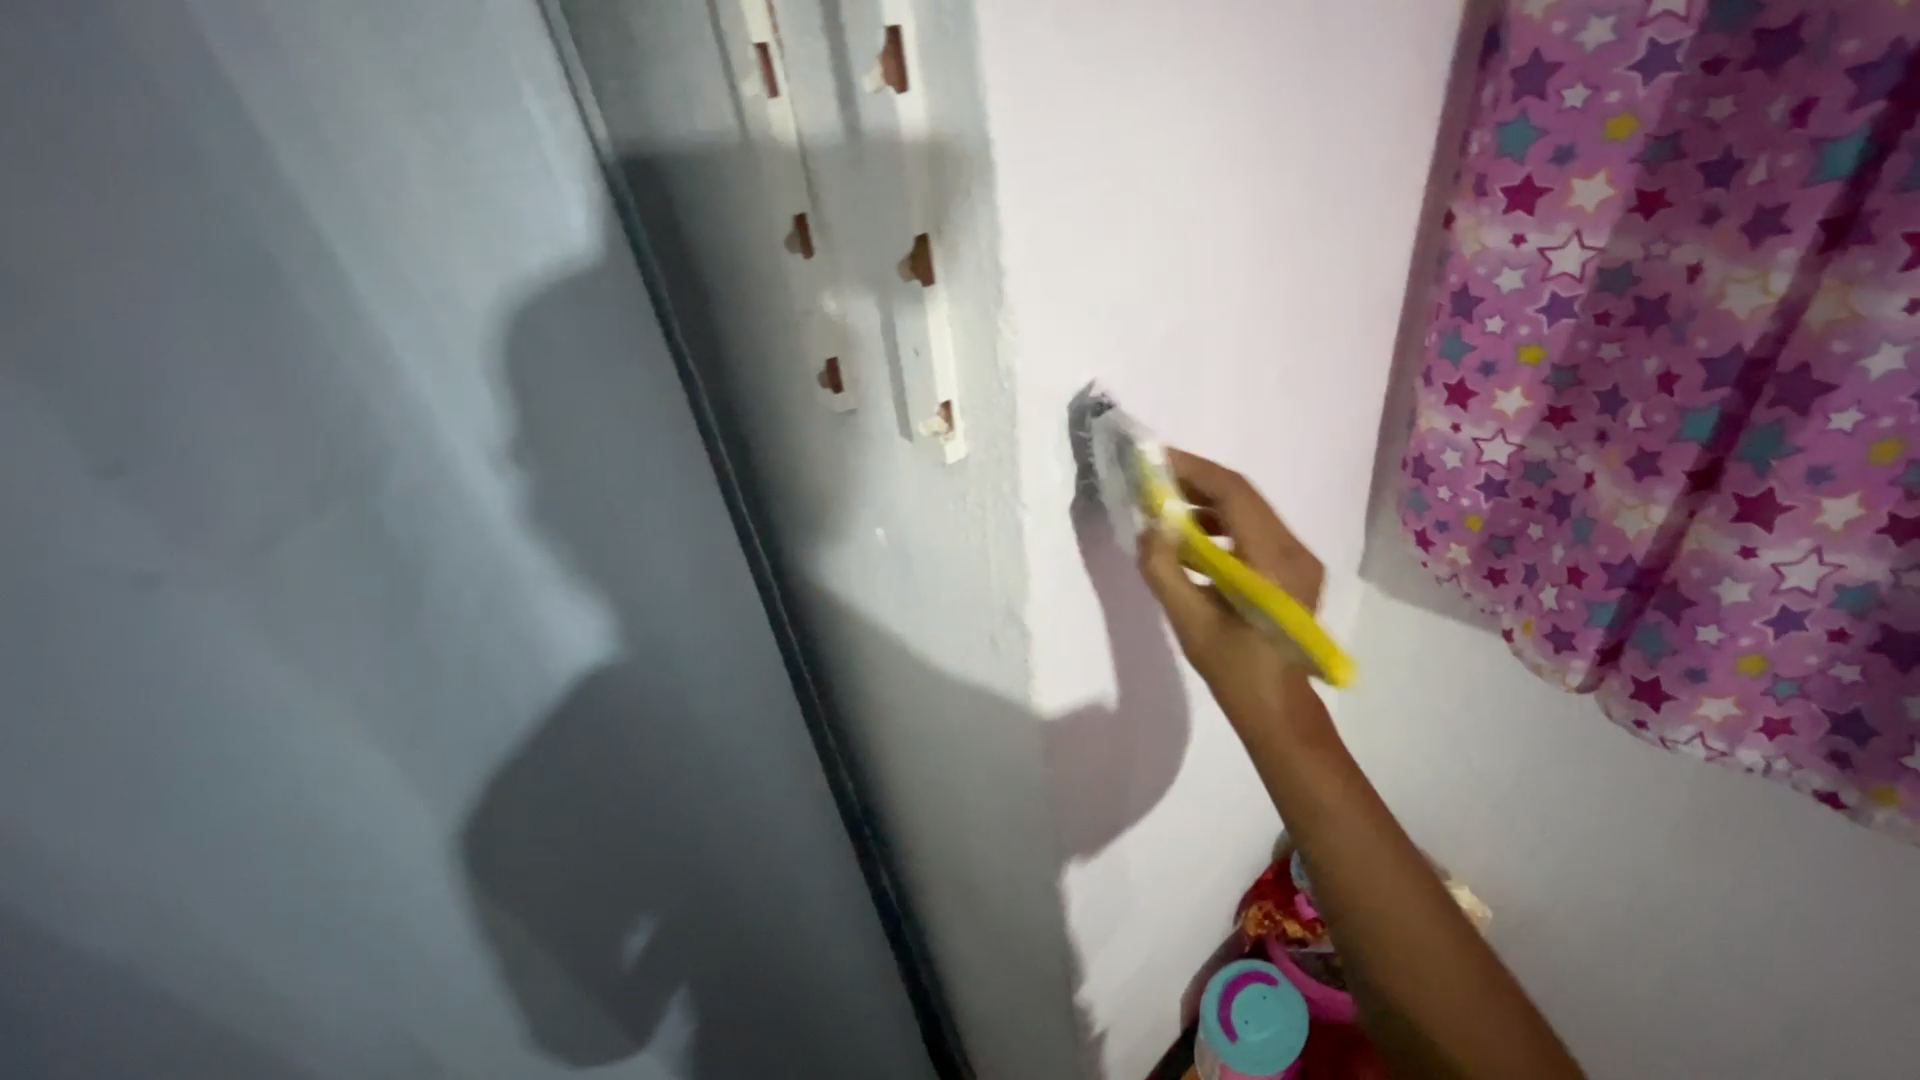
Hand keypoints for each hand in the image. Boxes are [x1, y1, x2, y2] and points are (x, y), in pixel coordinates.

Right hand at [1136, 449, 1329, 734]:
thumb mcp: (1188, 621)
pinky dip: (1221, 526)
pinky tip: (1190, 539)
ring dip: (1207, 504)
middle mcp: (1295, 551)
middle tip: (1153, 478)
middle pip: (1244, 497)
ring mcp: (1300, 559)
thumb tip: (1149, 527)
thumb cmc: (1233, 668)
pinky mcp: (1294, 570)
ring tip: (1164, 506)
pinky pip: (1255, 532)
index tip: (1155, 460)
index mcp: (1272, 562)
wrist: (1276, 706)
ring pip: (1250, 512)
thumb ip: (1163, 569)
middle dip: (1196, 482)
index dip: (1193, 470)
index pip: (1234, 494)